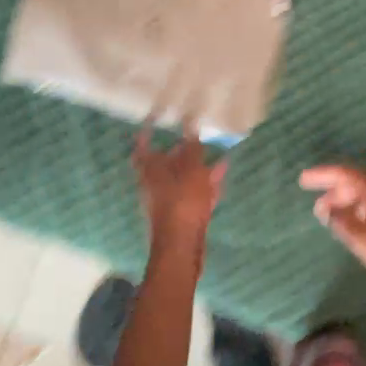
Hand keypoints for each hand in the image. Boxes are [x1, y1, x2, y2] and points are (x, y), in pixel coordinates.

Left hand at [132, 120, 225, 252]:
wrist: (182, 249)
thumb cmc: (182, 203)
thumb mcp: (191, 169)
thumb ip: (192, 146)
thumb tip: (189, 121)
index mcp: (150, 170)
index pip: (143, 145)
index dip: (147, 130)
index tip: (156, 116)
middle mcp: (155, 184)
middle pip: (165, 161)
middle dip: (180, 148)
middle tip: (193, 133)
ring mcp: (168, 201)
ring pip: (182, 177)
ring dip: (197, 164)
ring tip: (215, 149)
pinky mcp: (182, 214)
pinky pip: (193, 192)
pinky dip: (205, 182)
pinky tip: (222, 172)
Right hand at [299, 165, 365, 296]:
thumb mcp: (364, 241)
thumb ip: (342, 223)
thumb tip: (326, 208)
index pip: (343, 173)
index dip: (322, 175)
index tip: (303, 179)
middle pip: (356, 181)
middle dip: (334, 191)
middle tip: (317, 205)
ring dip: (349, 201)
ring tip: (334, 217)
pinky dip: (362, 208)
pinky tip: (359, 225)